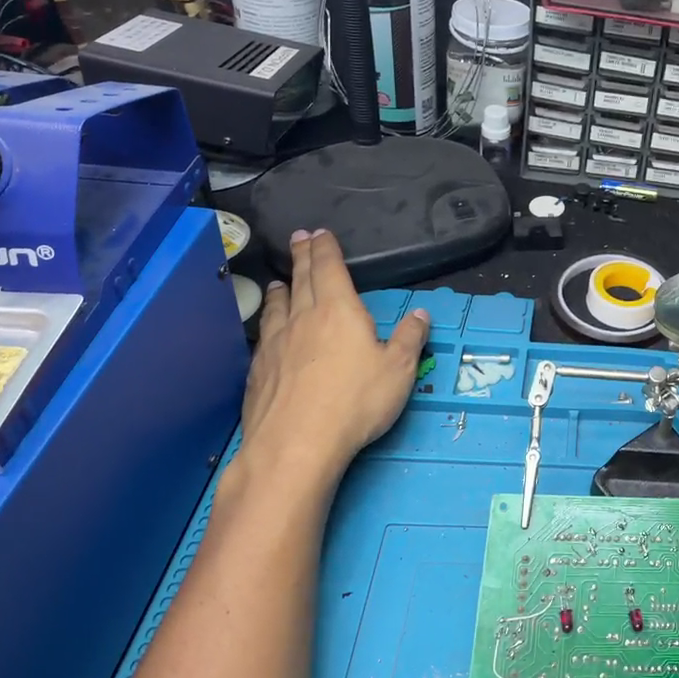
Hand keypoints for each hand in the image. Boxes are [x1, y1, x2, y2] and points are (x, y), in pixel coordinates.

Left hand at [239, 228, 429, 486]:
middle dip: (302, 257)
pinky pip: (263, 337)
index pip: (330, 269)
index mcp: (339, 311)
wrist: (295, 445)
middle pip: (302, 280)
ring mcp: (275, 345)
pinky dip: (268, 324)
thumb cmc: (356, 401)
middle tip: (298, 239)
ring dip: (281, 290)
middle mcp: (303, 319)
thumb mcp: (399, 369)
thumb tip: (420, 312)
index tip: (318, 233)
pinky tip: (268, 333)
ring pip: (278, 307)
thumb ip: (409, 338)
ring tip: (280, 282)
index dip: (325, 249)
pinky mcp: (258, 372)